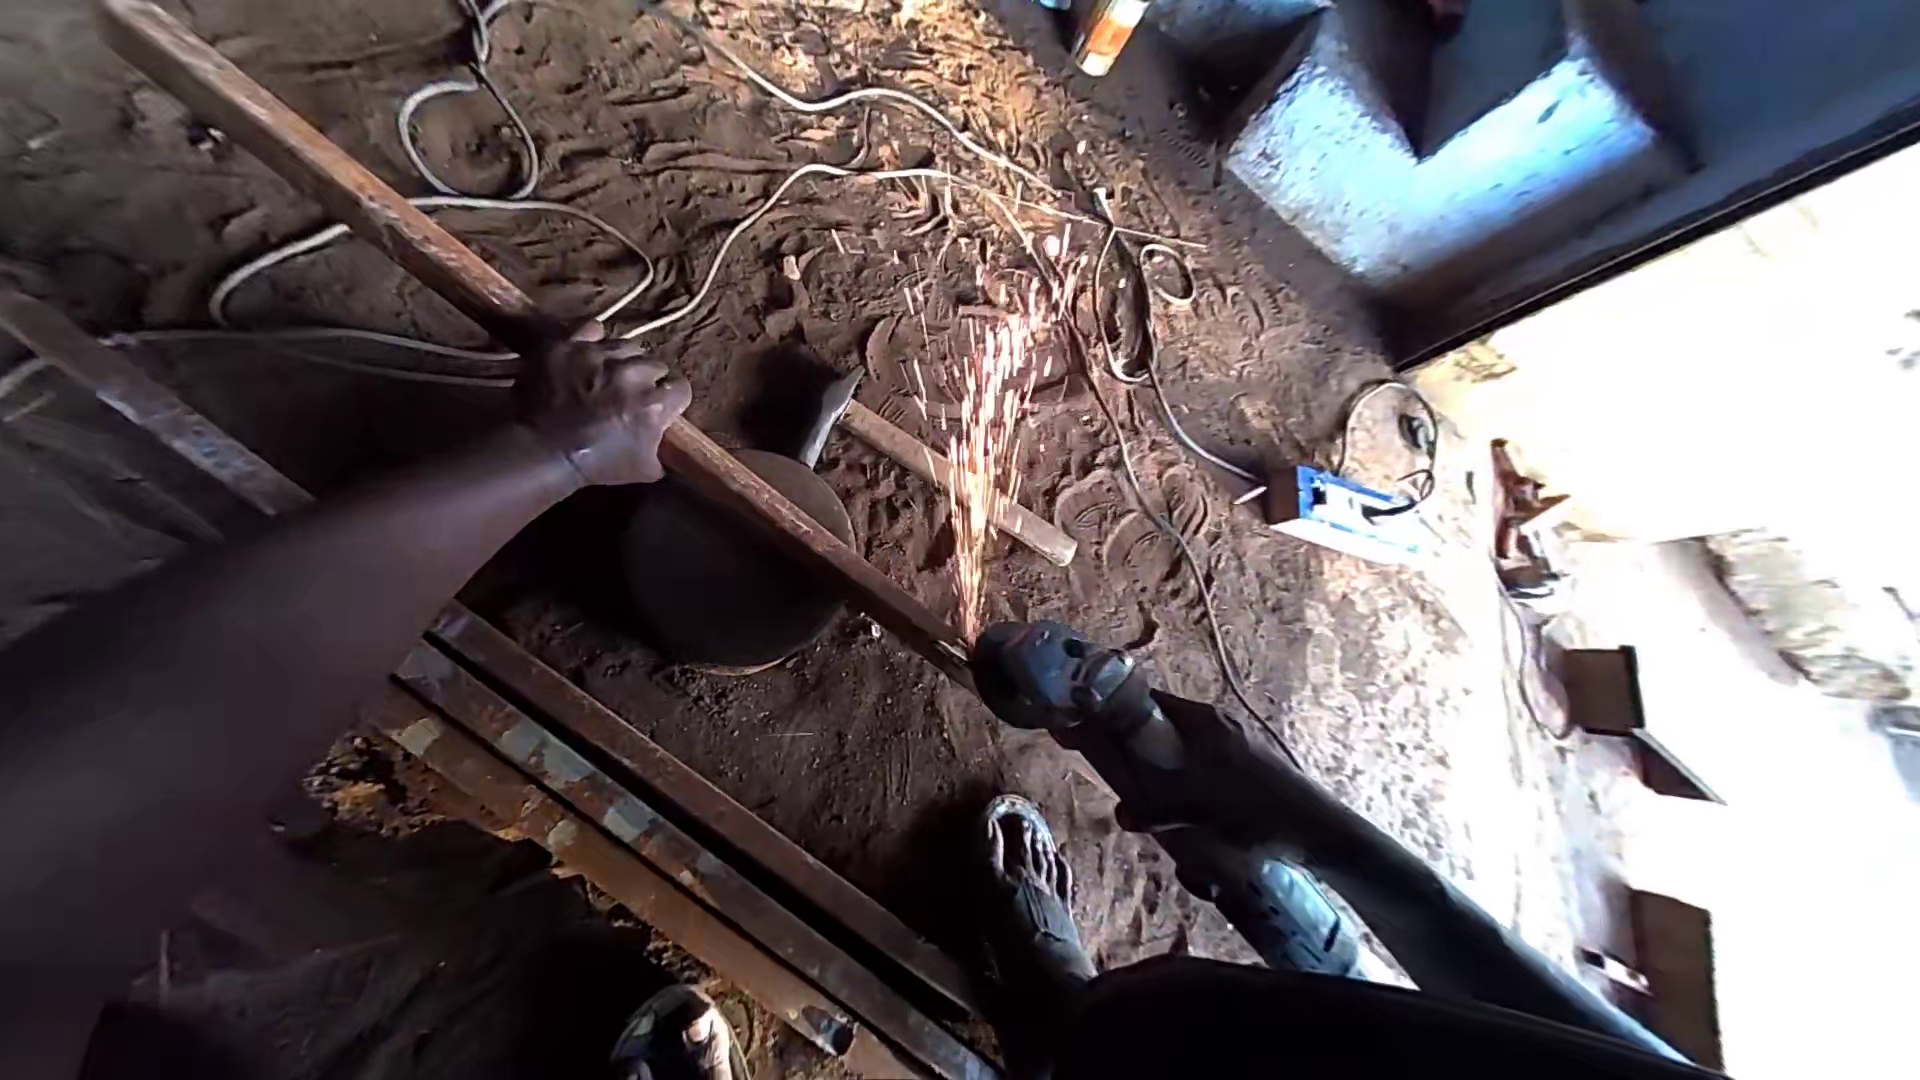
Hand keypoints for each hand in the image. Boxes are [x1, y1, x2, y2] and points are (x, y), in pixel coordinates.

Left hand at [518, 322, 691, 485]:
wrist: (542, 450)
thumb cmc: (597, 464)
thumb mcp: (646, 468)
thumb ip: (663, 447)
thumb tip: (665, 437)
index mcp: (655, 404)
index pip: (681, 388)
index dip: (673, 398)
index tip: (662, 404)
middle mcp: (633, 374)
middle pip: (656, 364)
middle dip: (649, 378)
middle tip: (633, 391)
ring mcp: (599, 356)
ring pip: (628, 345)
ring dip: (625, 359)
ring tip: (611, 372)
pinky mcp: (569, 345)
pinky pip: (592, 328)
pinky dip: (595, 339)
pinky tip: (591, 352)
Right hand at [1112, 691, 1351, 864]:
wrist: (1317, 829)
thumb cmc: (1252, 805)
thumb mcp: (1195, 807)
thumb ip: (1153, 809)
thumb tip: (1121, 814)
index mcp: (1203, 720)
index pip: (1152, 700)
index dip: (1125, 711)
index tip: (1104, 730)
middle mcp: (1218, 723)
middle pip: (1167, 723)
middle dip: (1146, 745)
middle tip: (1129, 770)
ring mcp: (1236, 742)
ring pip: (1187, 745)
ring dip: (1169, 764)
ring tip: (1159, 793)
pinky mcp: (1250, 763)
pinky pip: (1206, 760)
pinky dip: (1191, 775)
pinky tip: (1194, 805)